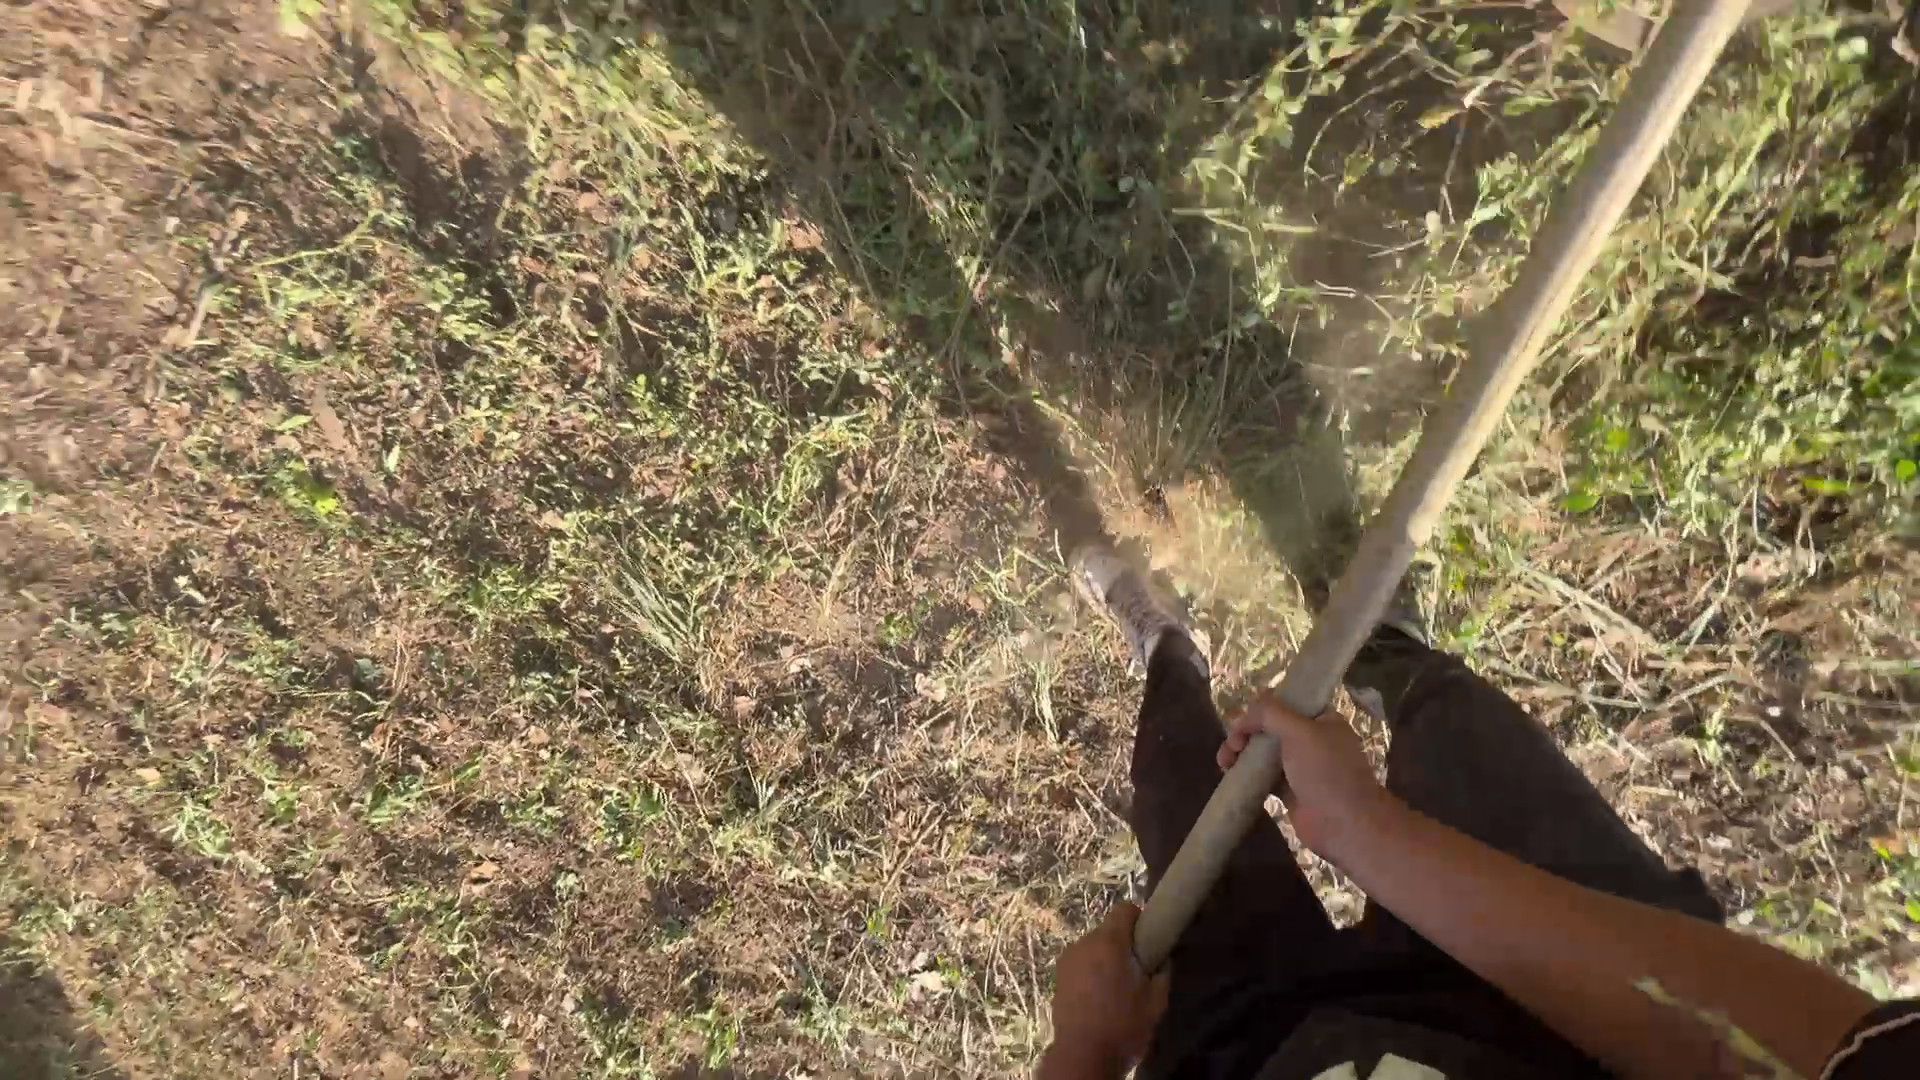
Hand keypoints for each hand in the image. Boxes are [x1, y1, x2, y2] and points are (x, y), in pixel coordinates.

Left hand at [1042, 902, 1168, 1077]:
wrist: (1082, 1054)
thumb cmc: (1122, 1026)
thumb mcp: (1155, 1003)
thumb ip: (1161, 975)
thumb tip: (1162, 960)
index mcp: (1109, 942)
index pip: (1123, 909)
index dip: (1137, 918)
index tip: (1147, 936)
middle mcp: (1085, 942)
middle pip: (1107, 930)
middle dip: (1122, 944)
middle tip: (1135, 970)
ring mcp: (1068, 957)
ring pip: (1093, 947)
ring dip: (1104, 958)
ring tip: (1115, 987)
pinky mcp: (1058, 974)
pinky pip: (1080, 962)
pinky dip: (1090, 971)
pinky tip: (1097, 997)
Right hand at [1217, 693, 1396, 862]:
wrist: (1345, 825)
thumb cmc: (1326, 772)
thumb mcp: (1299, 731)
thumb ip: (1270, 713)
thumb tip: (1247, 710)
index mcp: (1321, 721)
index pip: (1285, 704)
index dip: (1261, 709)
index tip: (1243, 720)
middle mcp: (1311, 740)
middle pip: (1269, 727)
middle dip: (1245, 732)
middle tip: (1233, 744)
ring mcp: (1300, 766)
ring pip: (1261, 751)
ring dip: (1240, 752)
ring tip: (1224, 762)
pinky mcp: (1289, 790)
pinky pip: (1261, 775)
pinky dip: (1245, 772)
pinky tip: (1230, 774)